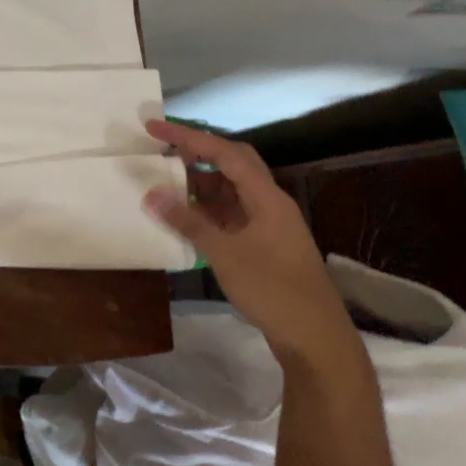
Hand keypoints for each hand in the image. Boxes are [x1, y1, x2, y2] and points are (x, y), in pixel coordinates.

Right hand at [143, 119, 352, 358]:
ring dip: (198, 176)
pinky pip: (228, 209)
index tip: (153, 127)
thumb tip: (151, 193)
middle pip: (233, 162)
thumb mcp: (225, 254)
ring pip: (229, 186)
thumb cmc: (274, 291)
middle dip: (196, 148)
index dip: (188, 136)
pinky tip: (181, 208)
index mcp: (267, 199)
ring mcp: (266, 223)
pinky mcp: (261, 242)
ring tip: (162, 172)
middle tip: (160, 144)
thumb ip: (188, 221)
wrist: (315, 338)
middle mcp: (269, 204)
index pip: (225, 153)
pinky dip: (203, 202)